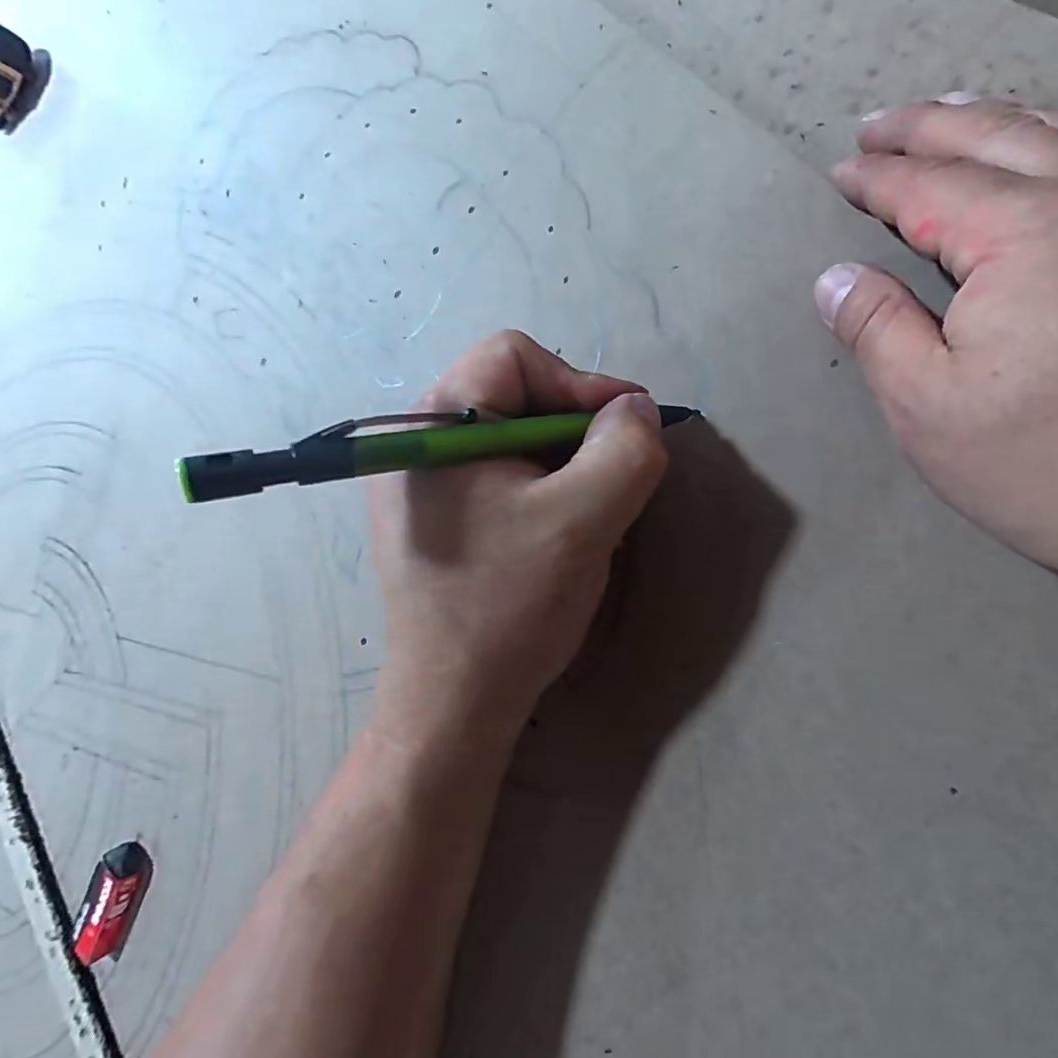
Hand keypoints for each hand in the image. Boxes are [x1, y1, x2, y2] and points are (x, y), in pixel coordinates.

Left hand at [368, 331, 667, 748]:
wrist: (458, 700)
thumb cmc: (511, 604)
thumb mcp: (583, 520)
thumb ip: (625, 451)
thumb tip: (638, 409)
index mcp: (432, 425)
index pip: (515, 357)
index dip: (582, 384)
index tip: (628, 431)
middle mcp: (419, 443)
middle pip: (518, 395)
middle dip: (579, 431)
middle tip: (613, 479)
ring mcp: (427, 484)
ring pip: (519, 440)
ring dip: (570, 465)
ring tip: (591, 514)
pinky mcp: (444, 518)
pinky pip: (509, 477)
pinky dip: (550, 491)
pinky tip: (563, 534)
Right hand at [817, 95, 1057, 618]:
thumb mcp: (934, 417)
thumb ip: (878, 334)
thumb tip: (836, 278)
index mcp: (1027, 236)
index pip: (930, 186)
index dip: (879, 177)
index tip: (847, 170)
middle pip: (999, 137)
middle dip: (930, 126)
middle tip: (885, 125)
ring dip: (1006, 120)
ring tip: (963, 116)